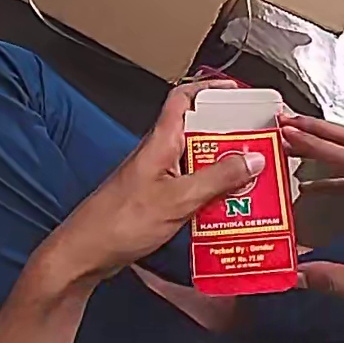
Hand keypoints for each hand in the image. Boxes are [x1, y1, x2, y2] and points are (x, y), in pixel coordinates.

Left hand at [36, 81, 265, 287]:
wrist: (87, 253)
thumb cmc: (119, 221)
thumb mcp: (178, 198)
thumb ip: (217, 178)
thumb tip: (251, 159)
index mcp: (161, 141)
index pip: (184, 98)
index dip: (210, 89)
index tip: (238, 93)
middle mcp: (160, 152)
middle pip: (199, 130)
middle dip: (229, 134)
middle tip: (256, 143)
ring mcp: (158, 175)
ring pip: (198, 159)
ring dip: (223, 166)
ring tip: (251, 176)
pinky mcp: (158, 196)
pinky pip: (192, 183)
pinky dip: (212, 189)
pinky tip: (227, 204)